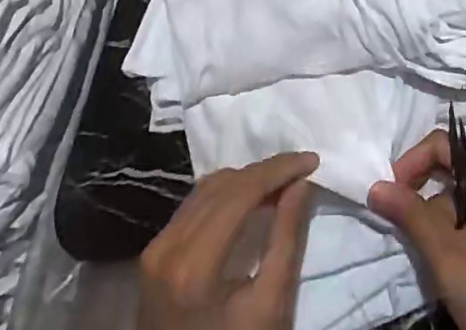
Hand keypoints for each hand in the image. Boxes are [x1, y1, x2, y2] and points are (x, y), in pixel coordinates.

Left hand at [139, 152, 318, 329]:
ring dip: (247, 179)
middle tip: (302, 170)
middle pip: (223, 185)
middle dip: (266, 171)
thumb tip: (301, 183)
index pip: (242, 192)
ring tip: (281, 184)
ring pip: (207, 188)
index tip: (312, 161)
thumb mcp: (271, 303)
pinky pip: (194, 204)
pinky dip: (226, 193)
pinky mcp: (153, 254)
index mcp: (194, 264)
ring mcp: (155, 249)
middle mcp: (167, 247)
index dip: (279, 169)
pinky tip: (250, 200)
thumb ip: (287, 237)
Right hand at [368, 132, 465, 329]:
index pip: (445, 145)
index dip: (414, 161)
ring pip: (450, 198)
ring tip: (422, 248)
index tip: (389, 190)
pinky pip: (459, 220)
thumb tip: (375, 185)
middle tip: (396, 219)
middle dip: (419, 192)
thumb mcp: (447, 253)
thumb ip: (411, 215)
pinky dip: (440, 232)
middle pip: (447, 169)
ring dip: (429, 219)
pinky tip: (433, 255)